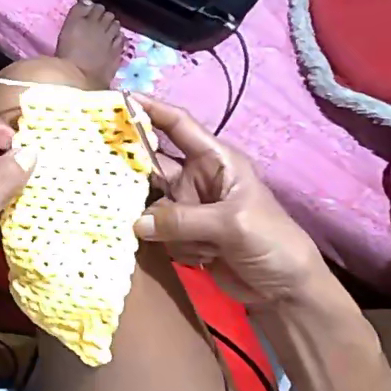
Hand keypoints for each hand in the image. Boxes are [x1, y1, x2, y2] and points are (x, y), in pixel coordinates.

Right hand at [130, 95, 335, 305]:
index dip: (152, 110)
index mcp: (217, 160)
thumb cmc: (272, 242)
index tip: (121, 100)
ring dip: (161, 223)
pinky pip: (159, 231)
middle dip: (136, 169)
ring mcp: (189, 207)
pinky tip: (201, 257)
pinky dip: (170, 244)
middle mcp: (198, 178)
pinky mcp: (184, 234)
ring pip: (153, 205)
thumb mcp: (232, 224)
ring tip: (194, 242)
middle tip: (105, 171)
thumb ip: (182, 220)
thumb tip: (136, 223)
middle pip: (155, 163)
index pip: (180, 126)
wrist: (285, 291)